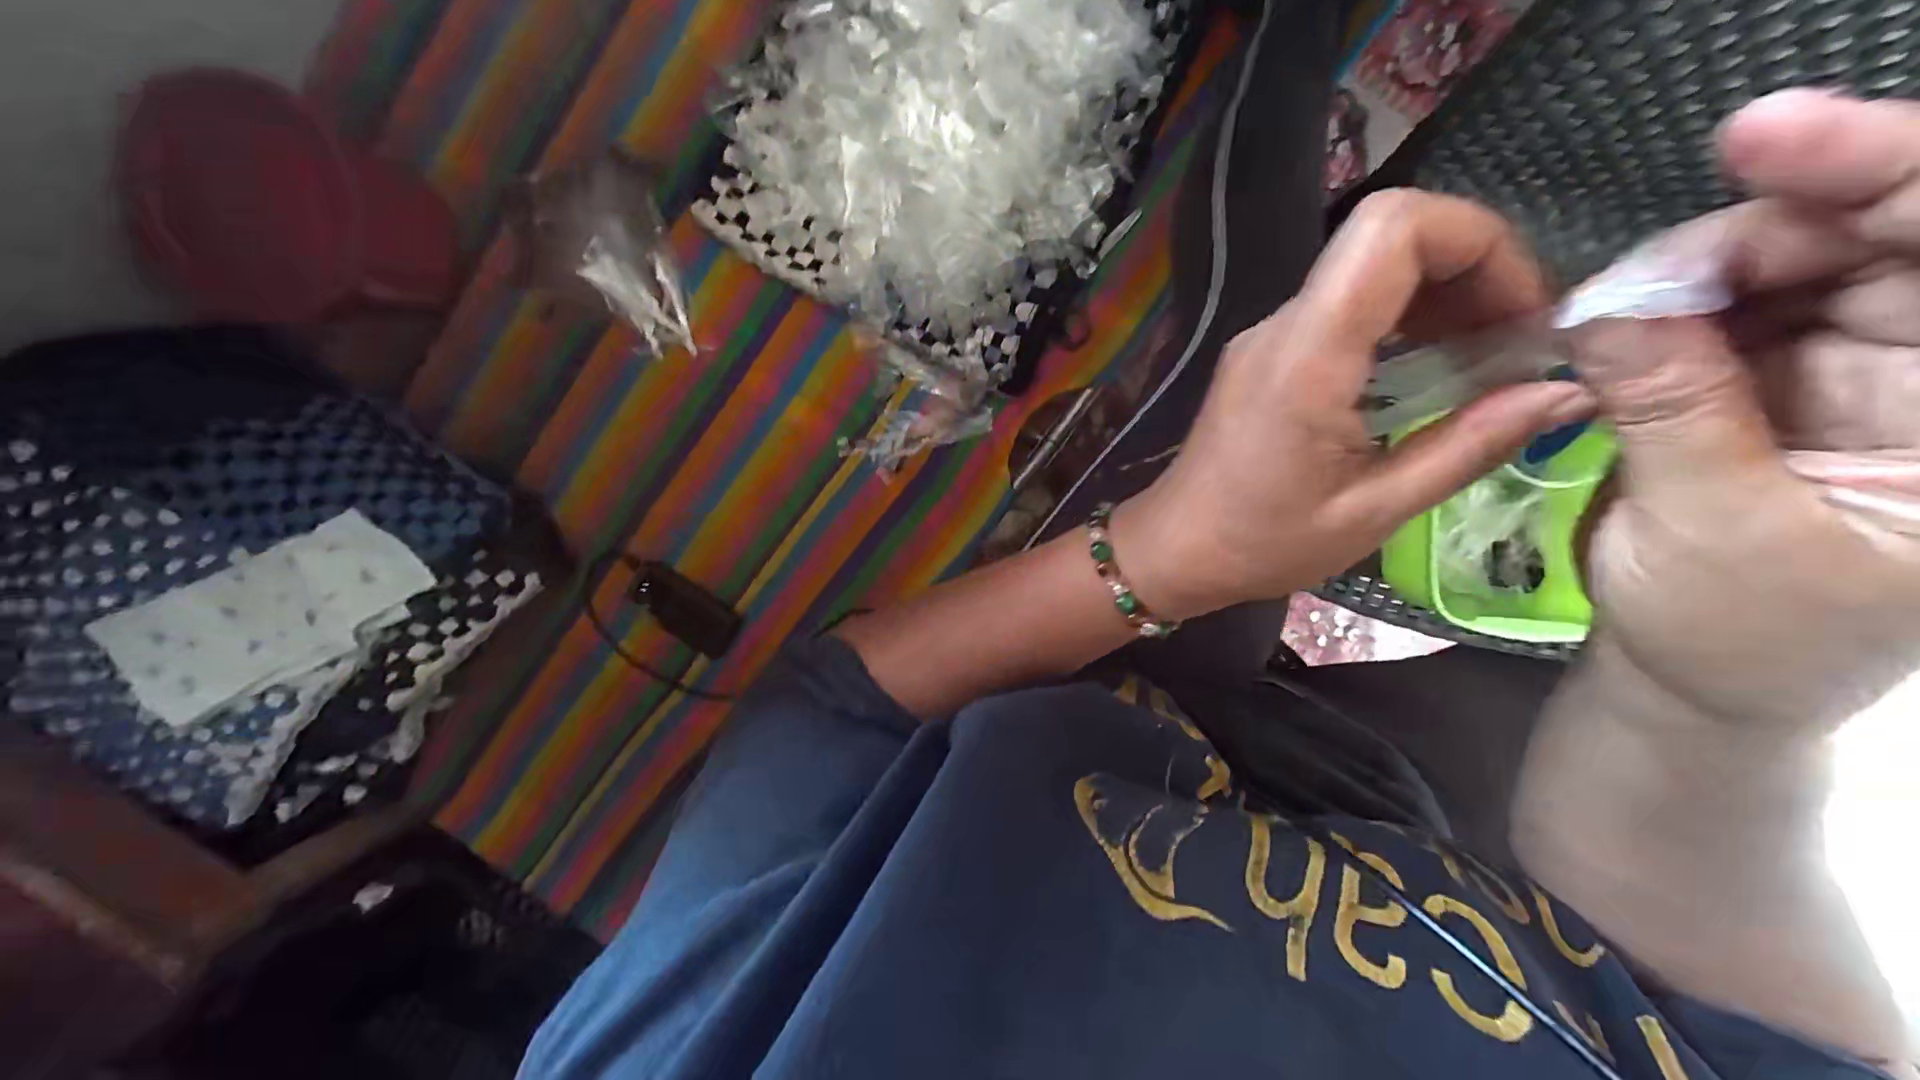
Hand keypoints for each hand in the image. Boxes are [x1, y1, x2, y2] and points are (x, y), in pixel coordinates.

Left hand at [1109, 190, 1595, 621]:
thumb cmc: (1260, 543)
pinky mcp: (1265, 356)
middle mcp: (1281, 329)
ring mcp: (1268, 338)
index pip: (1391, 228)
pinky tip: (1429, 374)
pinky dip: (1400, 323)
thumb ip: (1468, 445)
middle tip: (1516, 343)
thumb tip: (1566, 391)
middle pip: (1385, 239)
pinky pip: (1342, 309)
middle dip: (1472, 271)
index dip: (1478, 241)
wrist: (1176, 549)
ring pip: (1366, 271)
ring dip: (1440, 297)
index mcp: (1305, 357)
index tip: (1522, 313)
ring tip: (1484, 362)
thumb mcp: (1372, 511)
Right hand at [1571, 89, 1919, 732]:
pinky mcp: (1793, 374)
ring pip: (1806, 262)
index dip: (1892, 173)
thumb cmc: (1733, 632)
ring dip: (1696, 276)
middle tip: (1629, 280)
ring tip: (1605, 316)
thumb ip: (1674, 410)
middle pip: (1898, 236)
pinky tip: (1617, 329)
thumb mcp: (1708, 528)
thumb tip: (1608, 308)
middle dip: (1759, 235)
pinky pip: (1737, 308)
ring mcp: (1877, 364)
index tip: (1763, 136)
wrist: (1699, 676)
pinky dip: (1669, 310)